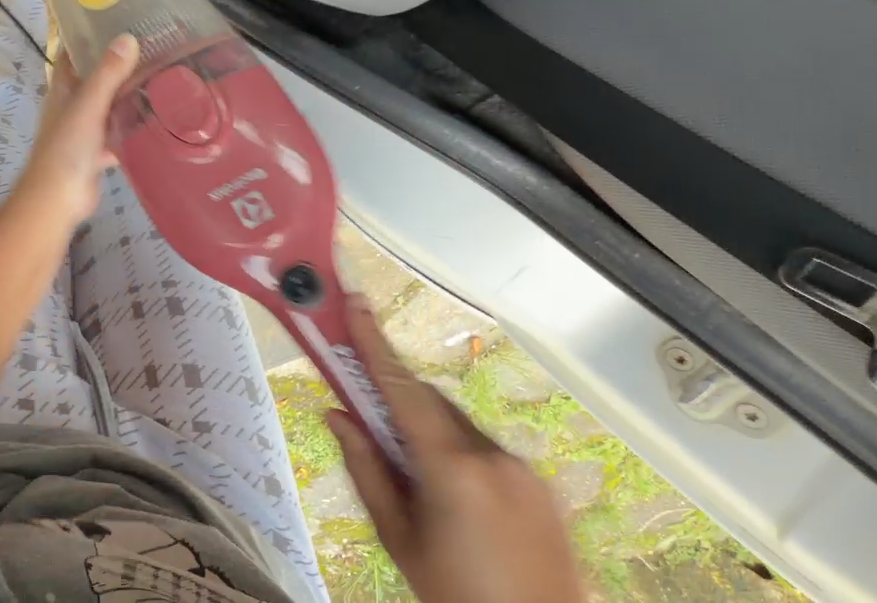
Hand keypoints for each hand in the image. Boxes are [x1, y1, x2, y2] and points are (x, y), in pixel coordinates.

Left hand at [9, 35, 140, 231]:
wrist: (57, 197)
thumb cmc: (67, 147)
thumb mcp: (89, 105)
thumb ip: (107, 74)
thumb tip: (127, 38)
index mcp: (62, 90)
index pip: (70, 55)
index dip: (85, 37)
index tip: (113, 20)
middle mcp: (70, 106)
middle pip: (92, 79)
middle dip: (115, 65)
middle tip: (150, 48)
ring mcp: (81, 131)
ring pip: (105, 107)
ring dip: (125, 97)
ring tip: (159, 79)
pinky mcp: (93, 154)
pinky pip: (114, 136)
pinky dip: (129, 130)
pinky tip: (153, 123)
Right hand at [328, 296, 586, 602]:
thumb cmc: (454, 593)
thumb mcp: (397, 535)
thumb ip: (365, 468)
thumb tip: (336, 414)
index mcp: (451, 467)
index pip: (400, 389)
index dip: (373, 342)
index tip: (354, 302)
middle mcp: (492, 455)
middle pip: (429, 402)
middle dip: (394, 396)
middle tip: (363, 407)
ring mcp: (522, 468)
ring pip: (457, 424)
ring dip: (426, 427)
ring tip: (410, 469)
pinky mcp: (540, 485)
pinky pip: (484, 448)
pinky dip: (456, 449)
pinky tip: (449, 490)